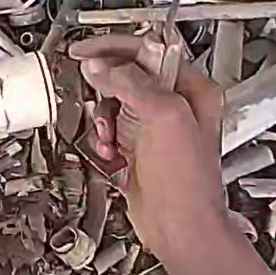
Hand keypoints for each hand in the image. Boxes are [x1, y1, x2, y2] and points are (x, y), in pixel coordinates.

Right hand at [69, 35, 231, 257]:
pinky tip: (111, 153)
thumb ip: (130, 84)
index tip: (84, 50)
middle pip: (126, 77)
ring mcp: (154, 128)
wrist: (177, 226)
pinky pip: (109, 131)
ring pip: (112, 105)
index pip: (148, 51)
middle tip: (93, 94)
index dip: (113, 49)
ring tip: (109, 136)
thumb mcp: (161, 117)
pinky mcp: (137, 148)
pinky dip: (103, 140)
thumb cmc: (185, 181)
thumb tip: (100, 66)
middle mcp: (175, 105)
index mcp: (191, 90)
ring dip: (103, 120)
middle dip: (106, 91)